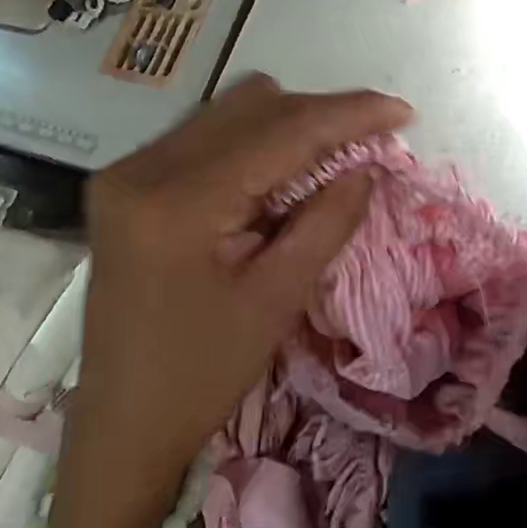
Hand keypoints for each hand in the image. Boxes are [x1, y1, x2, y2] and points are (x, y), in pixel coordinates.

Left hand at [75, 74, 413, 454]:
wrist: (125, 420)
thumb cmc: (204, 372)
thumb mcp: (278, 299)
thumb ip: (327, 222)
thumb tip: (366, 168)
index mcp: (179, 201)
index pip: (280, 131)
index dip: (348, 114)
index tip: (401, 111)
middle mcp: (142, 168)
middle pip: (251, 107)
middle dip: (320, 117)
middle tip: (370, 144)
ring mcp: (127, 172)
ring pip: (228, 114)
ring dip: (288, 128)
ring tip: (330, 163)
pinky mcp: (126, 185)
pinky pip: (205, 138)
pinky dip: (254, 146)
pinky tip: (279, 181)